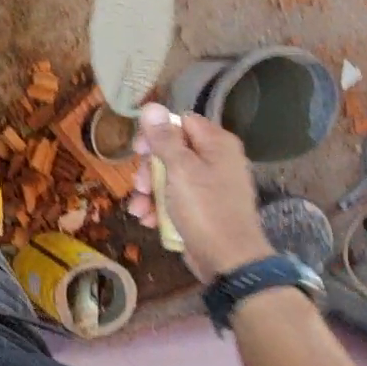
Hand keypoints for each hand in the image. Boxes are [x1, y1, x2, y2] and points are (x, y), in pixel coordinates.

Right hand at [128, 103, 274, 282]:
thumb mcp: (179, 171)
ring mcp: (209, 185)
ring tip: (138, 209)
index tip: (139, 151)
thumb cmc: (205, 209)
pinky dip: (159, 208)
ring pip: (168, 177)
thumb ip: (164, 139)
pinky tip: (148, 220)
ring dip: (148, 193)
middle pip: (171, 151)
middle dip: (148, 170)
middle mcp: (215, 160)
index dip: (156, 134)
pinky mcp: (201, 207)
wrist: (228, 258)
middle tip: (140, 185)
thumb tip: (151, 106)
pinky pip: (174, 199)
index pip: (181, 123)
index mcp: (216, 144)